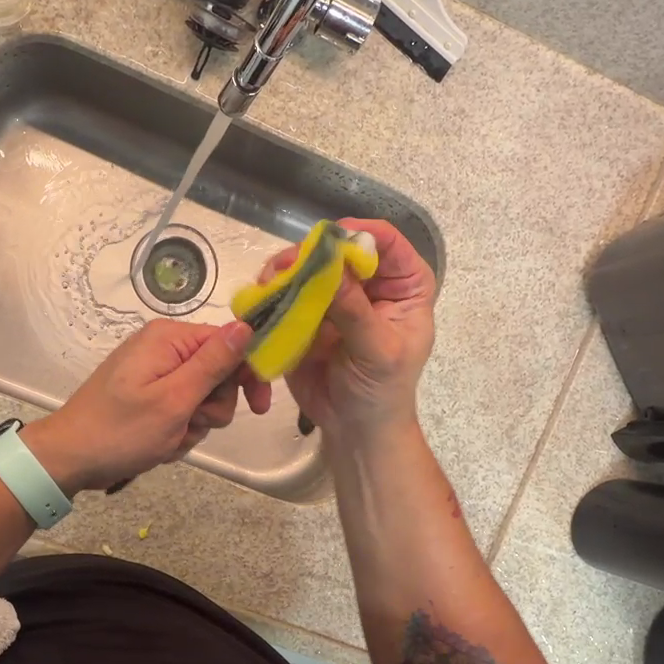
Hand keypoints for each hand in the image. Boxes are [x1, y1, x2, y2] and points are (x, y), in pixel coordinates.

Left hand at [23, 318, 267, 493]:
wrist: (69, 459)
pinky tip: (158, 444)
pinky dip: (177, 432)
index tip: (259, 408)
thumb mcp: (174, 399)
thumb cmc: (120, 431)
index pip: (230, 342)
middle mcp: (163, 348)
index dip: (249, 374)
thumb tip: (247, 326)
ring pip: (202, 399)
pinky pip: (181, 411)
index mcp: (170, 338)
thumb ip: (213, 363)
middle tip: (190, 424)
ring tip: (168, 439)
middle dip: (213, 407)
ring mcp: (154, 374)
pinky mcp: (147, 396)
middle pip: (219, 373)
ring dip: (194, 425)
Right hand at [248, 217, 436, 442]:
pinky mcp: (306, 316)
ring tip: (268, 283)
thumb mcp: (378, 351)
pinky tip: (261, 299)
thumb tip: (332, 265)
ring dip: (286, 271)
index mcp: (403, 284)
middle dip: (312, 253)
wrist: (354, 428)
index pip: (385, 241)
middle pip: (340, 249)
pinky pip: (288, 295)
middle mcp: (369, 283)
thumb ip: (355, 310)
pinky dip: (273, 293)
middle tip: (286, 266)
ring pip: (310, 268)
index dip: (357, 235)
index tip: (328, 244)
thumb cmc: (381, 390)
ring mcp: (335, 297)